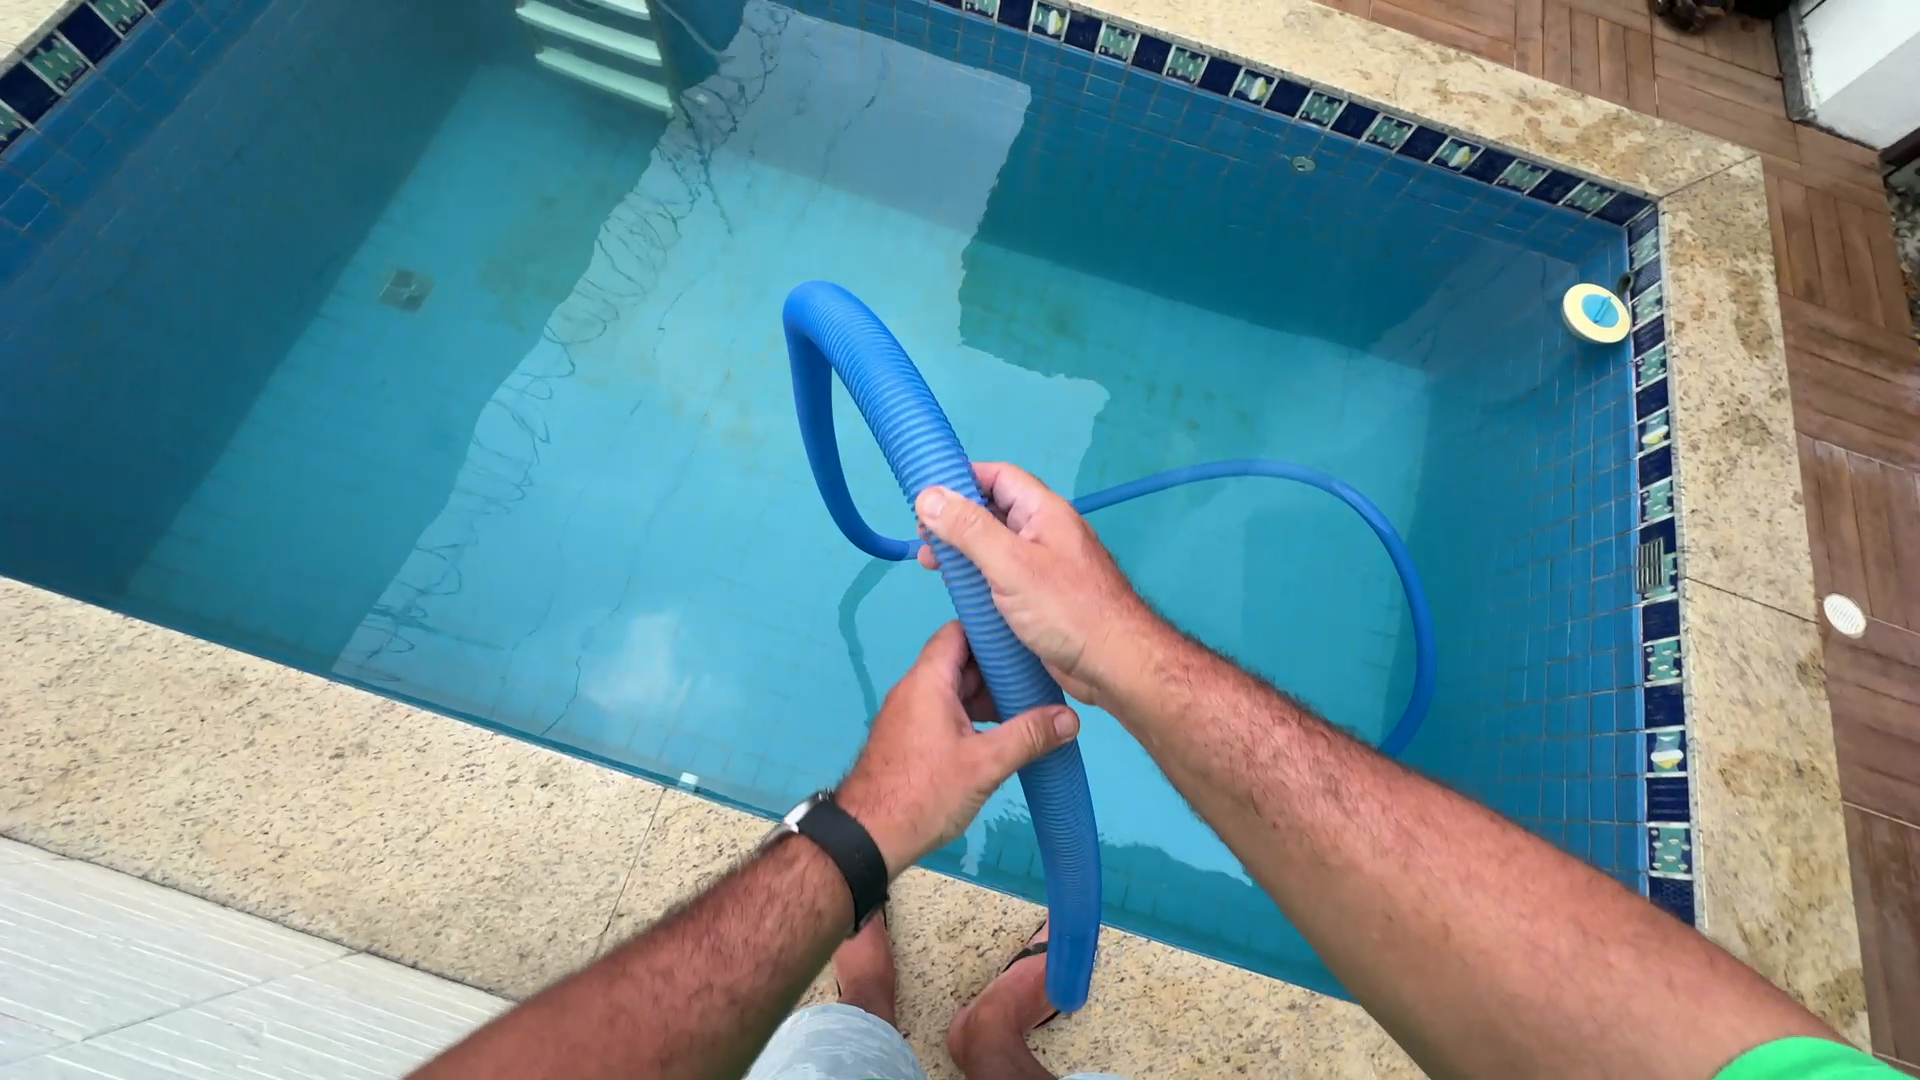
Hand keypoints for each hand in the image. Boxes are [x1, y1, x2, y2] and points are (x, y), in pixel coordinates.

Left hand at [837, 622, 1079, 875]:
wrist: (869, 836)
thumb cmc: (925, 791)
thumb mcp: (984, 764)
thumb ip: (1028, 736)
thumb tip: (1072, 719)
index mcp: (929, 680)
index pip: (959, 631)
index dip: (992, 629)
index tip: (1028, 637)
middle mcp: (917, 688)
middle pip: (961, 660)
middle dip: (1000, 666)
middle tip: (1041, 674)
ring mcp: (912, 713)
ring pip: (956, 688)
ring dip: (989, 694)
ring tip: (1030, 704)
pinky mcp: (913, 736)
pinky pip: (948, 710)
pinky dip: (975, 714)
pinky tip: (1003, 732)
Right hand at [914, 462, 1163, 707]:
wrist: (1114, 664)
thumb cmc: (1065, 609)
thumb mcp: (1011, 563)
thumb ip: (969, 529)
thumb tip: (929, 495)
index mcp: (1043, 512)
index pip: (999, 477)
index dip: (962, 478)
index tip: (927, 496)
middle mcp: (1044, 533)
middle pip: (993, 511)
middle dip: (955, 520)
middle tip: (924, 539)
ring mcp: (1043, 567)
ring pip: (995, 547)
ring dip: (963, 552)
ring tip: (931, 566)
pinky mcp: (1039, 598)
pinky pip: (1002, 578)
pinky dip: (978, 580)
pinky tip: (959, 593)